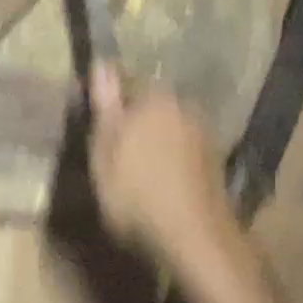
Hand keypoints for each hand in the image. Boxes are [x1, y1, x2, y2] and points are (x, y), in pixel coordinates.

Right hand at [87, 63, 241, 274]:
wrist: (195, 240)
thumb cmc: (136, 192)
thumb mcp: (104, 148)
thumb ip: (104, 104)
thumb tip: (101, 62)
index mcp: (154, 97)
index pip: (124, 77)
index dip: (104, 93)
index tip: (89, 112)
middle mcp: (183, 106)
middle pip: (148, 101)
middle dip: (130, 114)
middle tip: (107, 141)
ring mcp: (202, 134)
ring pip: (166, 124)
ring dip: (150, 136)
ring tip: (130, 162)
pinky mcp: (213, 162)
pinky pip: (180, 147)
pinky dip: (167, 155)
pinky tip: (156, 178)